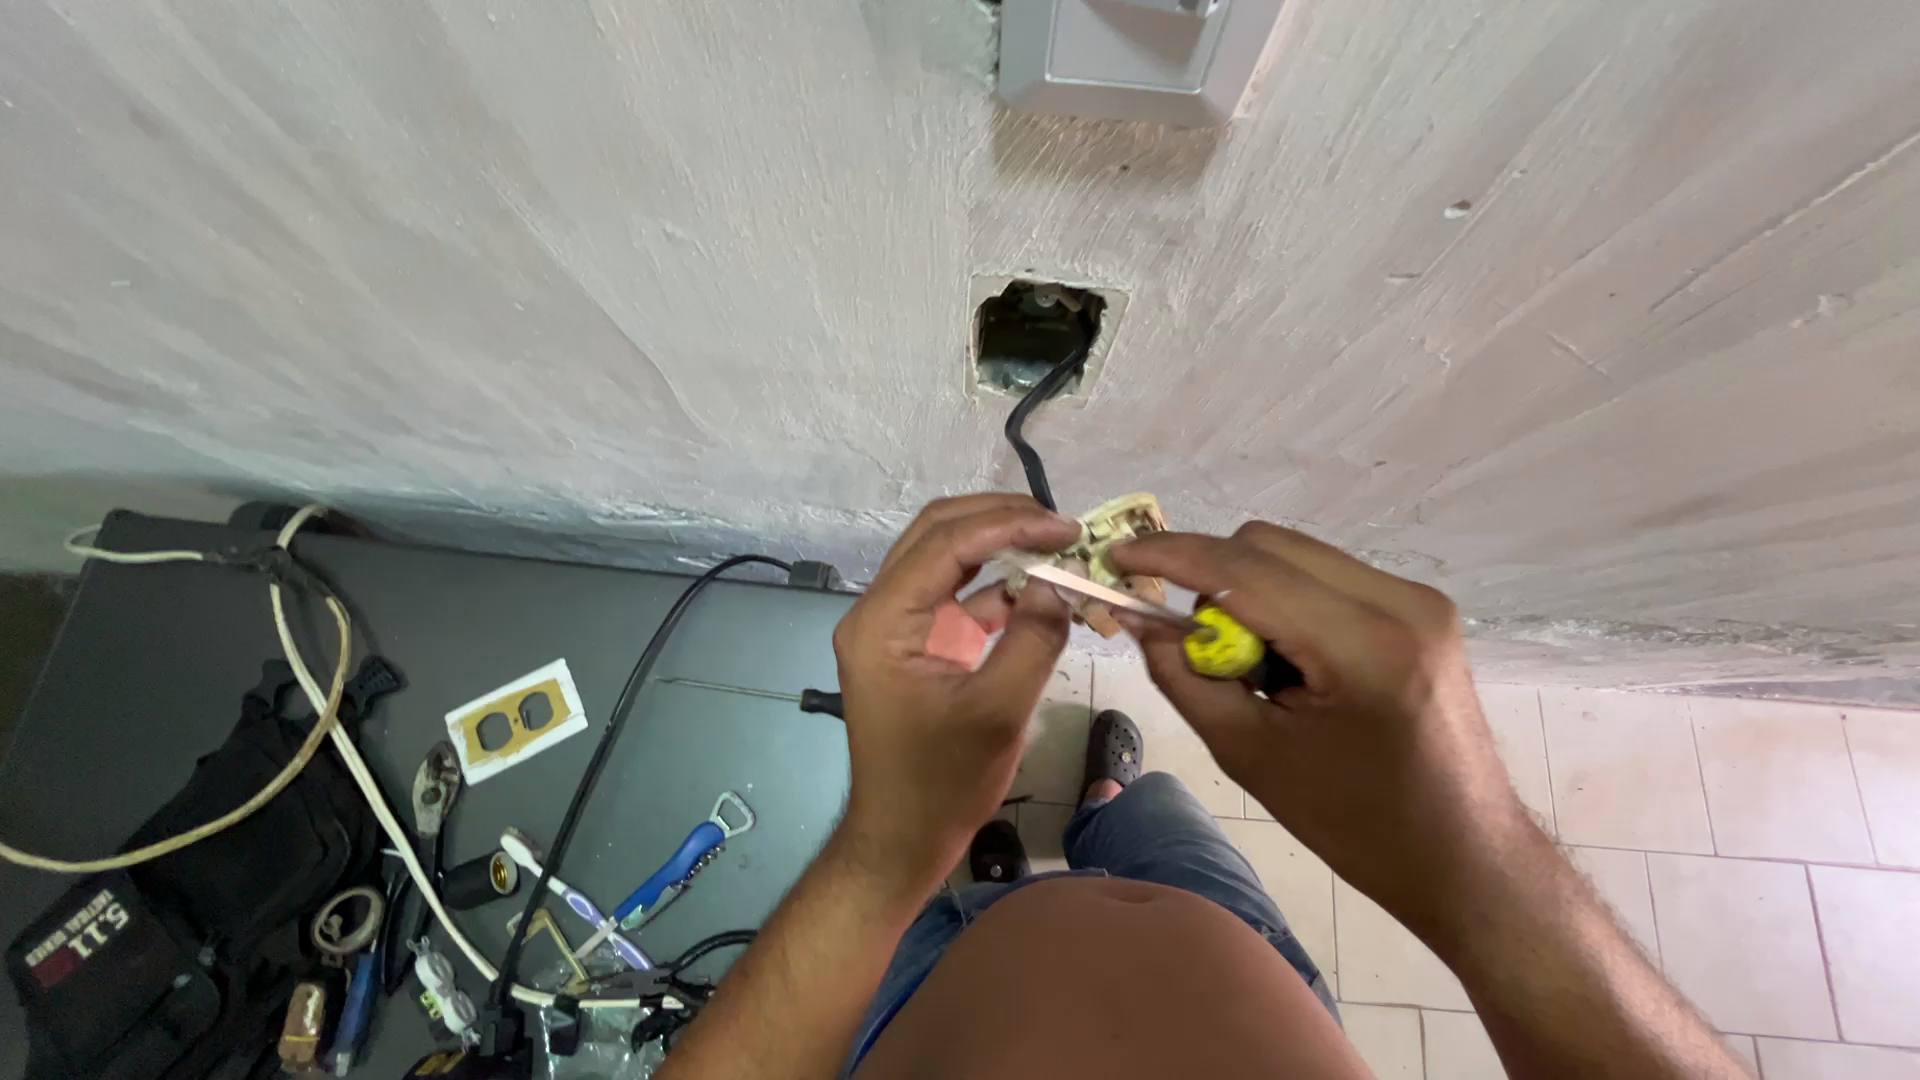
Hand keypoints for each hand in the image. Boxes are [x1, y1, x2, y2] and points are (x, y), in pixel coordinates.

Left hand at [830, 495, 1081, 891]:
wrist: (903, 836)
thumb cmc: (942, 783)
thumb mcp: (998, 713)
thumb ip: (1033, 639)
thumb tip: (1061, 581)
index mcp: (882, 622)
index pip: (945, 544)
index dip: (1008, 526)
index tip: (1066, 528)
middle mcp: (880, 609)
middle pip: (937, 533)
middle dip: (1000, 518)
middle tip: (1061, 525)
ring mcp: (897, 622)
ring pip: (946, 555)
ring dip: (999, 543)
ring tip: (1056, 542)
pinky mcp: (918, 639)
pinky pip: (957, 592)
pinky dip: (999, 583)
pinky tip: (1041, 585)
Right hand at [1110, 523, 1533, 937]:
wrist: (1464, 857)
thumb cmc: (1352, 822)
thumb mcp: (1247, 753)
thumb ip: (1182, 676)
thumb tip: (1139, 619)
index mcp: (1362, 647)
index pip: (1244, 570)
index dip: (1170, 555)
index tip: (1117, 557)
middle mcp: (1399, 601)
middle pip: (1266, 544)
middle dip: (1208, 577)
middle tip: (1192, 642)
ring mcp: (1418, 598)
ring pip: (1292, 553)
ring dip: (1245, 589)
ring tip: (1250, 663)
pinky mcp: (1421, 606)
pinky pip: (1321, 573)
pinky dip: (1281, 598)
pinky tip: (1288, 658)